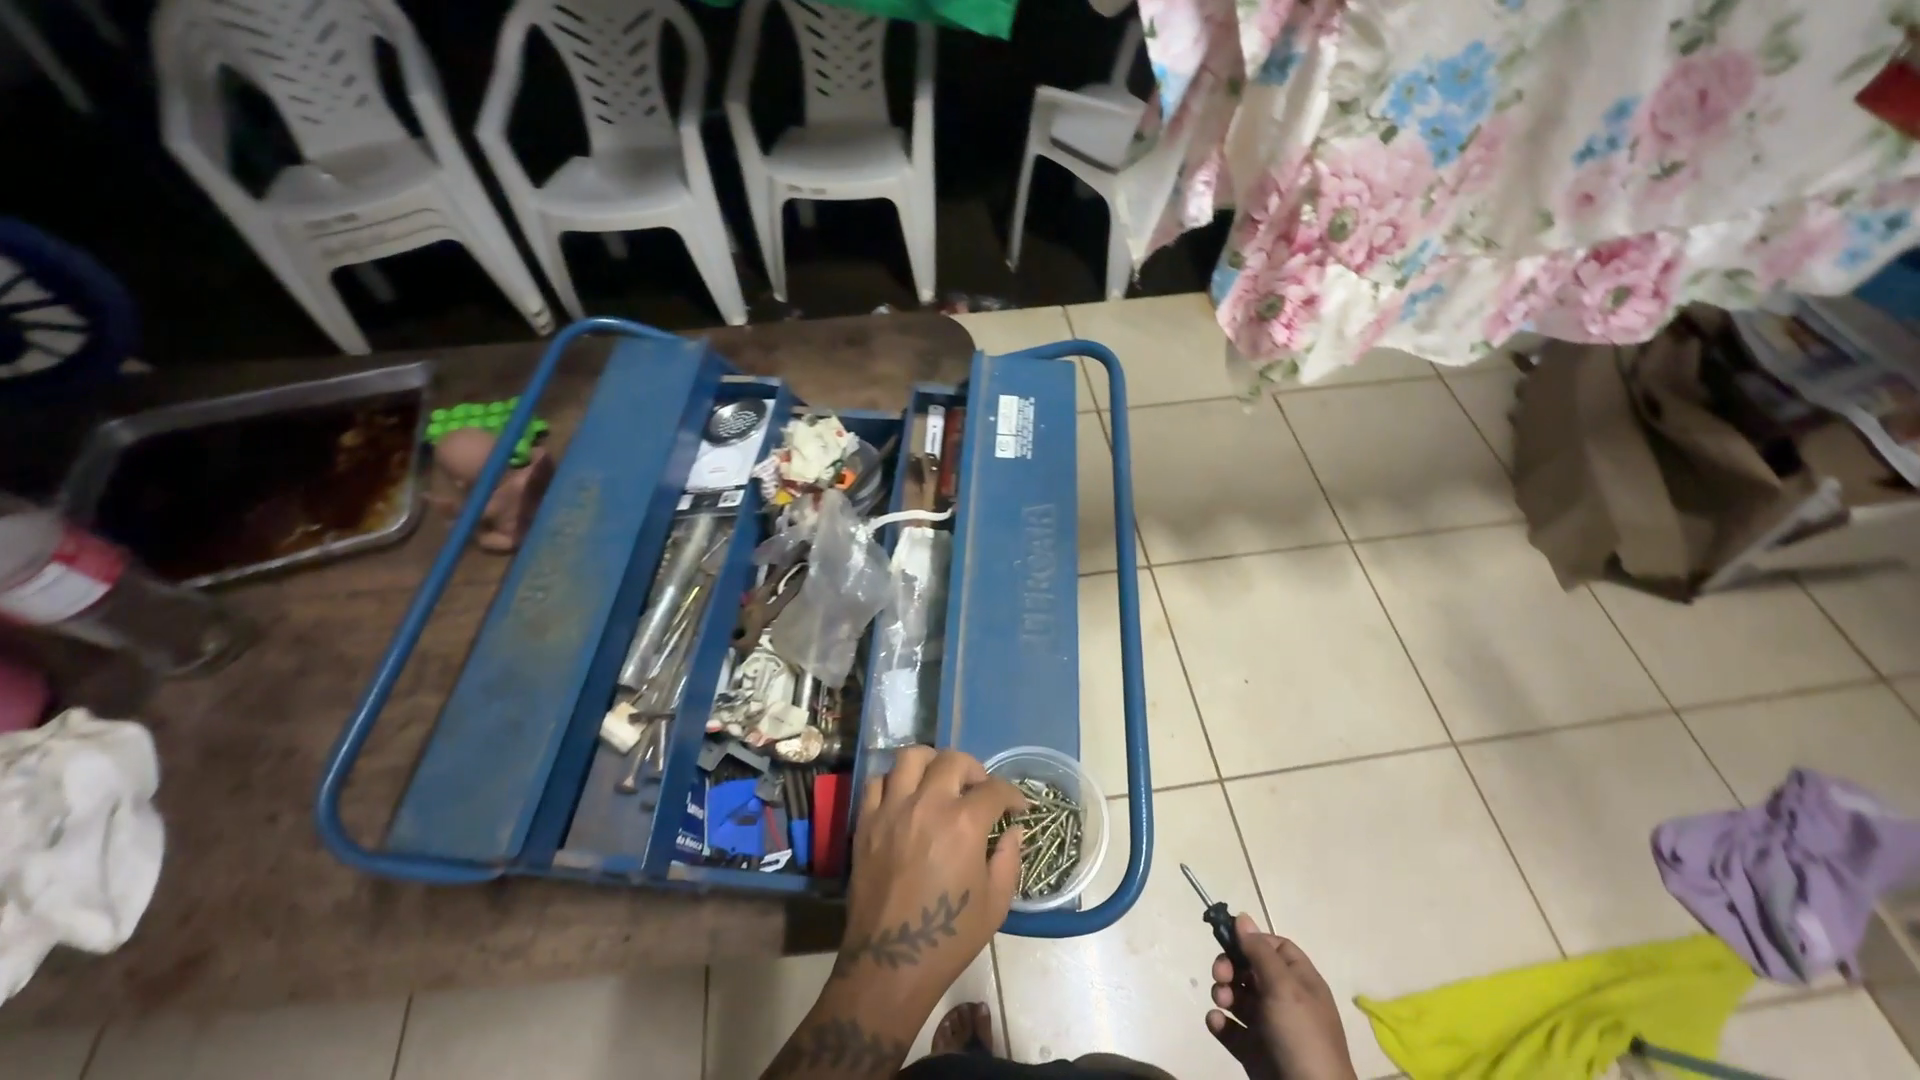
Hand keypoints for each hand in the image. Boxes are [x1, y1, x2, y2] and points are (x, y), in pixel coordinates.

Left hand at [834, 747, 1026, 1012]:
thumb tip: (1012, 831)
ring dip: (932, 763)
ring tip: (940, 782)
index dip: (1013, 796)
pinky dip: (895, 781)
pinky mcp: (866, 822)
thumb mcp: (996, 902)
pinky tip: (906, 799)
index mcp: (964, 824)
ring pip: (910, 757)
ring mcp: (891, 810)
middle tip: (979, 790)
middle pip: (952, 760)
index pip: (995, 789)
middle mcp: (926, 805)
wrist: (891, 961)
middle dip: (974, 769)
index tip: (1017, 808)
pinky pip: (877, 782)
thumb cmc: (949, 936)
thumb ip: (1009, 858)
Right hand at [1206, 914, 1357, 1079]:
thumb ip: (1259, 951)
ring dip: (1224, 992)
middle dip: (1231, 967)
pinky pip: (1230, 1028)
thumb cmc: (1301, 1037)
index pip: (1275, 947)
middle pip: (1250, 969)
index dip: (1252, 941)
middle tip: (1220, 975)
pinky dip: (1220, 1022)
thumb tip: (1242, 917)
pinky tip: (1217, 1022)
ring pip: (1238, 997)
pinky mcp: (1253, 1050)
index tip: (1229, 942)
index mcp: (1300, 982)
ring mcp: (1268, 1026)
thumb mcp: (1284, 988)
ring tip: (1222, 1002)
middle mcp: (1284, 1000)